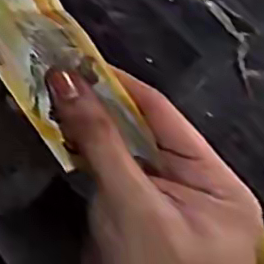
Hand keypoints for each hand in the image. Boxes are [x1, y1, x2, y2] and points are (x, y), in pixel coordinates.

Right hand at [49, 68, 261, 263]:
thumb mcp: (129, 201)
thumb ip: (98, 135)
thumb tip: (64, 74)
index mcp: (217, 184)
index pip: (160, 111)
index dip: (113, 79)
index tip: (69, 55)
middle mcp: (196, 185)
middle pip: (138, 124)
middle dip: (92, 99)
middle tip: (50, 71)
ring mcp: (165, 198)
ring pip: (119, 141)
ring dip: (82, 119)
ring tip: (46, 92)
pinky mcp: (135, 209)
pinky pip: (108, 163)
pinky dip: (80, 144)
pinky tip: (54, 126)